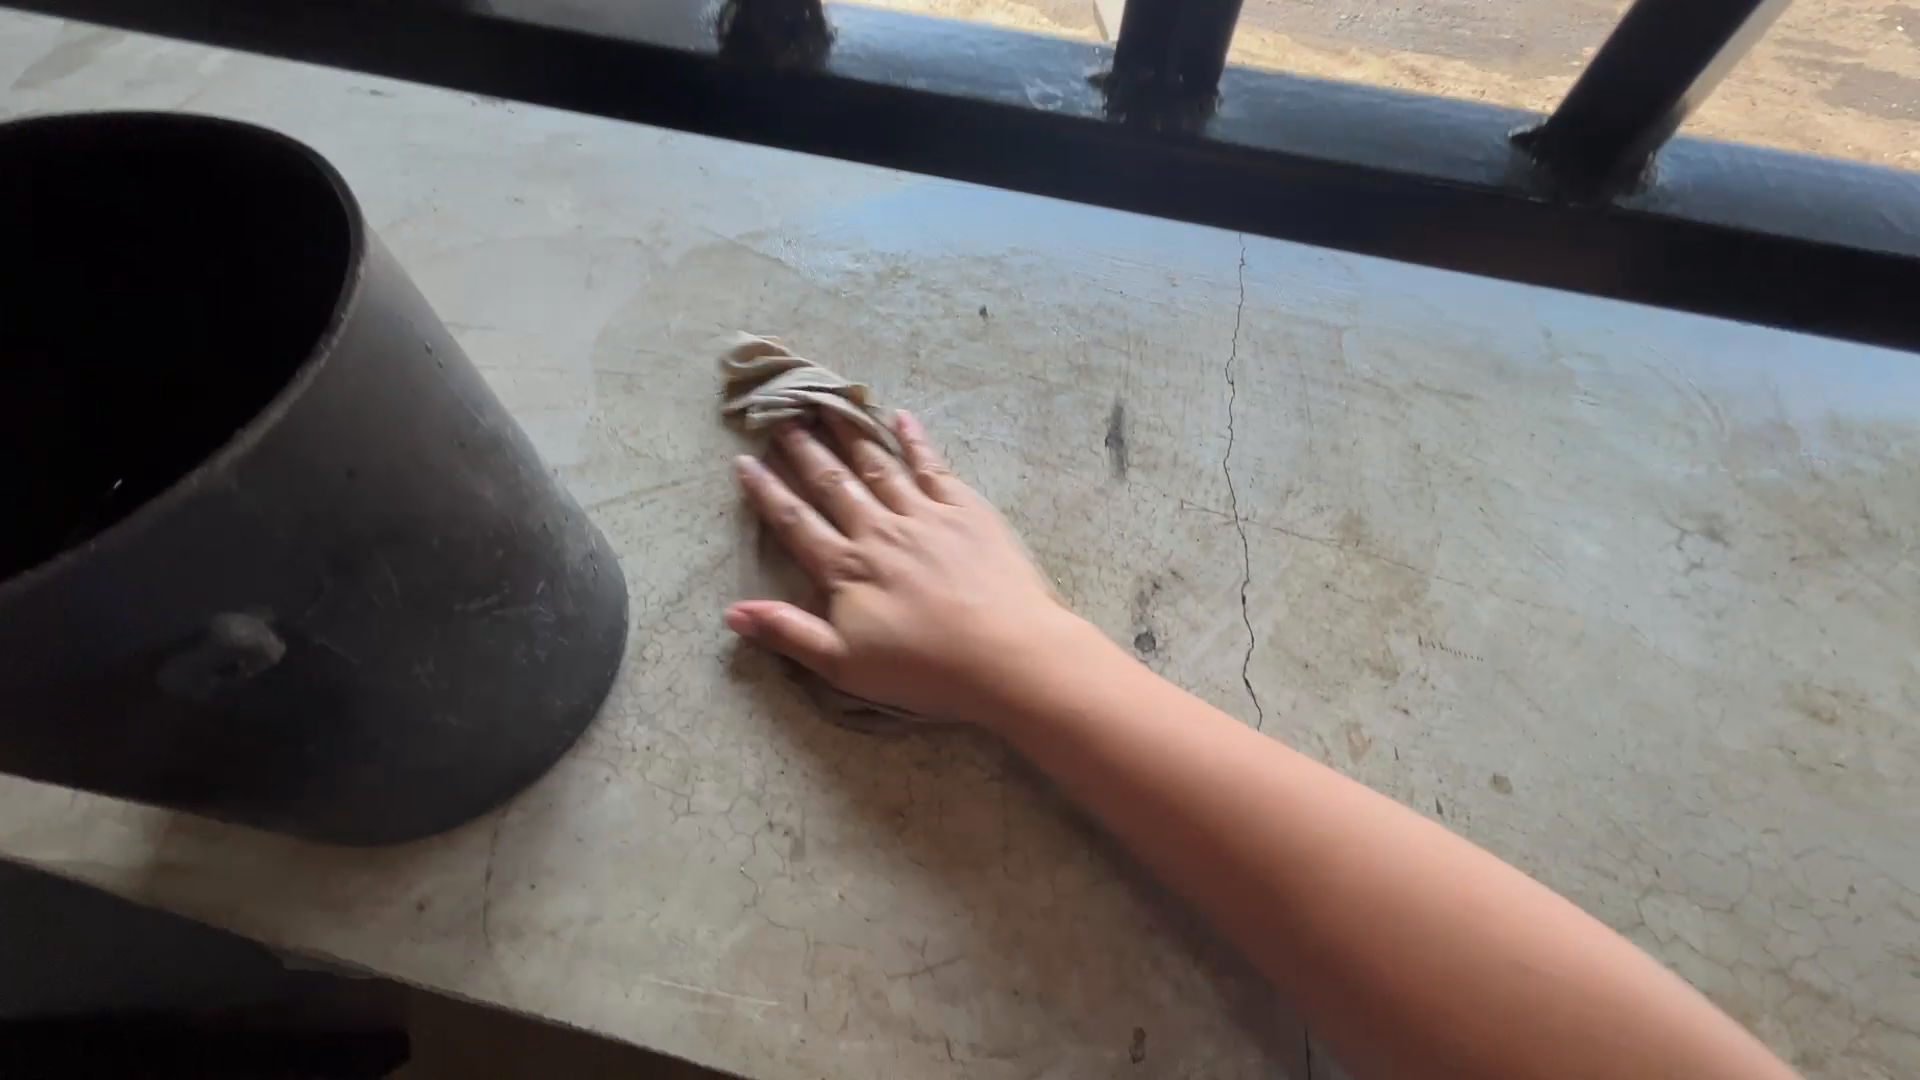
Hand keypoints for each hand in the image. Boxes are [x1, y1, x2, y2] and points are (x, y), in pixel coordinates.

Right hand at [726, 411, 1074, 723]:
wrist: (1005, 654)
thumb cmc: (924, 669)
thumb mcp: (844, 665)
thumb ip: (789, 632)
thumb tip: (731, 611)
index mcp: (848, 569)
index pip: (796, 523)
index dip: (768, 492)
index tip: (745, 461)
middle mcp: (880, 532)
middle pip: (833, 484)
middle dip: (804, 450)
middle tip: (781, 417)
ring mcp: (925, 516)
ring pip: (877, 466)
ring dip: (849, 434)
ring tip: (827, 405)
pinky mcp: (966, 511)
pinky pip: (933, 467)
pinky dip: (915, 441)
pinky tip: (902, 418)